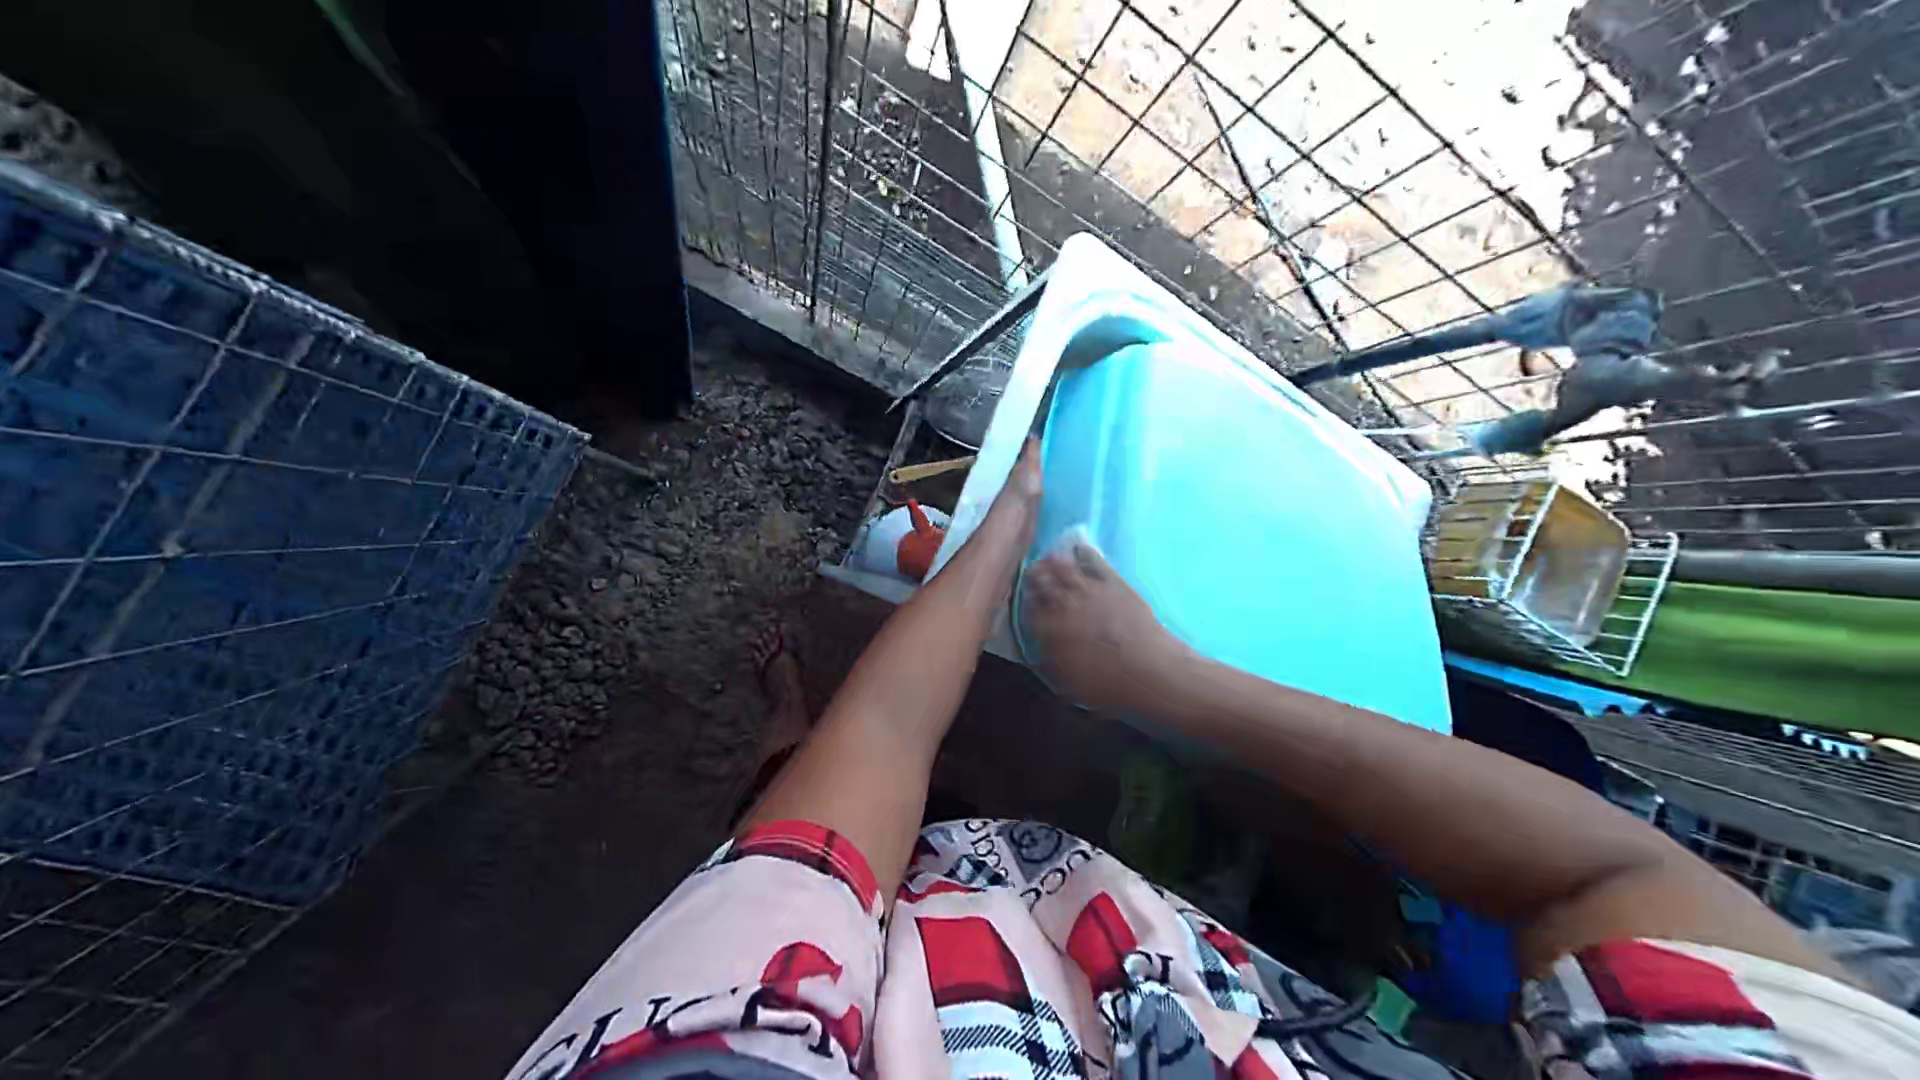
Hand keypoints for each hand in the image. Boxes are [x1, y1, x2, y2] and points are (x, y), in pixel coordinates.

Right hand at [1021, 539, 1196, 713]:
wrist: (1148, 670)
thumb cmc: (1108, 686)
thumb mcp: (1069, 686)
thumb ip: (1050, 667)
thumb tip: (1036, 659)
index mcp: (1050, 631)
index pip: (1032, 609)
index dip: (1028, 600)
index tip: (1027, 595)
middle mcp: (1064, 606)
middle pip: (1045, 584)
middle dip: (1037, 576)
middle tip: (1034, 569)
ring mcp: (1089, 591)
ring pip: (1066, 570)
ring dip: (1055, 562)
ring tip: (1049, 556)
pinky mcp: (1113, 583)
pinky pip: (1095, 563)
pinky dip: (1085, 554)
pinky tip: (1080, 548)